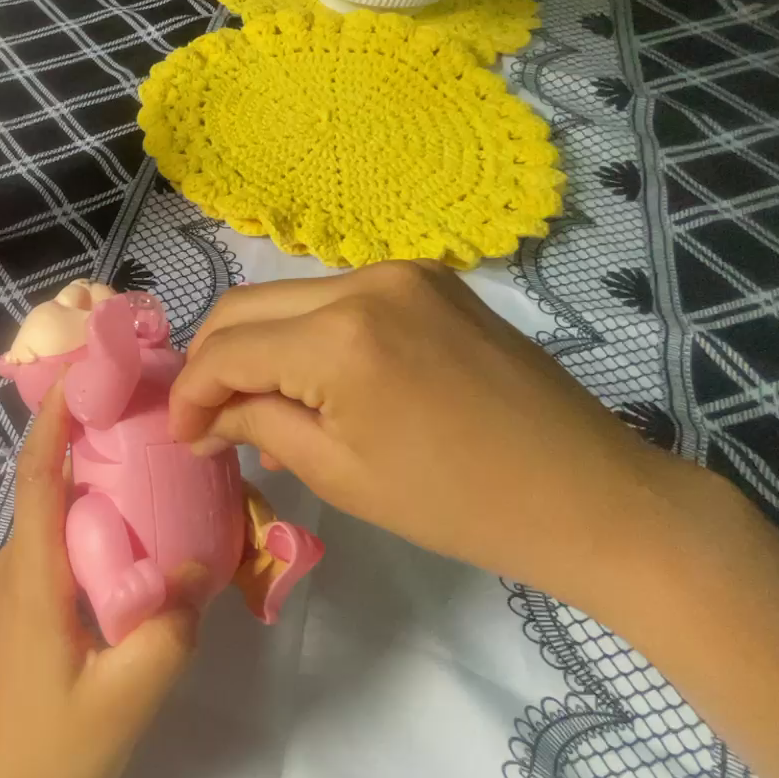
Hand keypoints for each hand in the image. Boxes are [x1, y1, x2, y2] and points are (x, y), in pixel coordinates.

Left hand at [0, 385, 201, 777]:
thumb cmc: (57, 740)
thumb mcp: (127, 694)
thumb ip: (169, 629)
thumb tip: (203, 562)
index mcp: (34, 570)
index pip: (37, 474)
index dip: (54, 418)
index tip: (82, 371)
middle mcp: (21, 558)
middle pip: (43, 474)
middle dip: (76, 424)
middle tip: (131, 394)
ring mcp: (24, 575)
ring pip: (52, 500)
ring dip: (85, 460)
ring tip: (140, 436)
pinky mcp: (35, 593)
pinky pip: (61, 528)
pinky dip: (91, 501)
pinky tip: (134, 510)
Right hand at [171, 260, 705, 604]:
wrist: (598, 498)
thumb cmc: (461, 504)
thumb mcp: (338, 474)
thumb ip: (256, 426)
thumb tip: (202, 420)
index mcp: (340, 338)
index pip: (226, 351)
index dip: (190, 393)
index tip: (180, 434)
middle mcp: (363, 283)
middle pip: (244, 307)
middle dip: (211, 360)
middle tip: (205, 415)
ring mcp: (402, 272)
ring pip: (284, 297)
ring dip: (255, 344)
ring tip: (256, 402)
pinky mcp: (429, 279)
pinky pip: (333, 296)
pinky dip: (303, 332)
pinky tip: (309, 377)